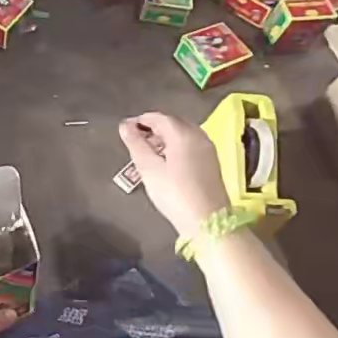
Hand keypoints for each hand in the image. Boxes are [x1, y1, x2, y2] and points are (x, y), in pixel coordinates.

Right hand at [120, 112, 230, 241]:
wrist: (207, 220)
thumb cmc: (174, 193)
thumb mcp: (149, 169)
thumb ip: (136, 144)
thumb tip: (125, 126)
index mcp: (183, 134)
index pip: (159, 118)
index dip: (140, 120)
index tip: (126, 128)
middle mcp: (198, 135)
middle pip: (173, 123)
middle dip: (154, 127)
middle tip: (136, 139)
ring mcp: (207, 148)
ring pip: (183, 133)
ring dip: (165, 136)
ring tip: (148, 150)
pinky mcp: (211, 162)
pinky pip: (190, 144)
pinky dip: (176, 145)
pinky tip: (166, 159)